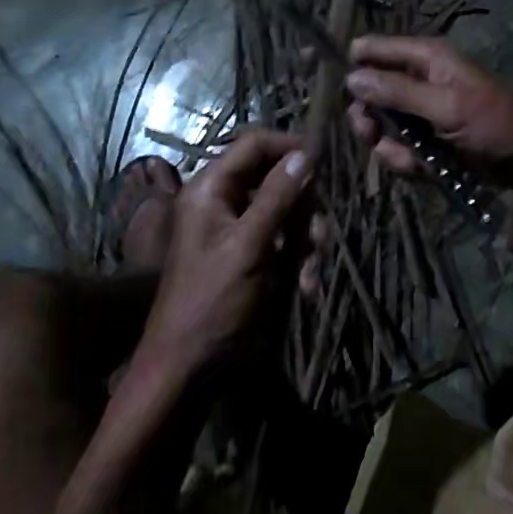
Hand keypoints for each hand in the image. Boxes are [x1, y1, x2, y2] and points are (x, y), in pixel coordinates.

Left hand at [135, 132, 308, 376]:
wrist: (187, 368)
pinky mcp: (246, 255)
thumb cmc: (213, 301)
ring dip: (303, 234)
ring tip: (312, 266)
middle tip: (322, 229)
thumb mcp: (249, 246)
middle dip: (302, 201)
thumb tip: (305, 154)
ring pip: (282, 210)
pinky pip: (279, 239)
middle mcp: (221, 201)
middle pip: (272, 176)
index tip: (326, 163)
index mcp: (210, 189)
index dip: (289, 147)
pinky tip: (306, 284)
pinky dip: (295, 256)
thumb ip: (278, 197)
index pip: (254, 145)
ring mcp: (234, 229)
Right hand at [343, 36, 512, 175]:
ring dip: (389, 146)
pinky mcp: (425, 138)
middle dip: (369, 118)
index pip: (372, 48)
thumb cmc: (494, 124)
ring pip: (381, 125)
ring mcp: (420, 111)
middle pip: (369, 91)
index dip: (351, 64)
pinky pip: (399, 148)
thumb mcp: (446, 106)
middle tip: (371, 134)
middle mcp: (418, 79)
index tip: (333, 86)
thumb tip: (351, 78)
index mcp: (425, 57)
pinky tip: (424, 170)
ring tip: (409, 160)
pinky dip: (406, 162)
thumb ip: (398, 92)